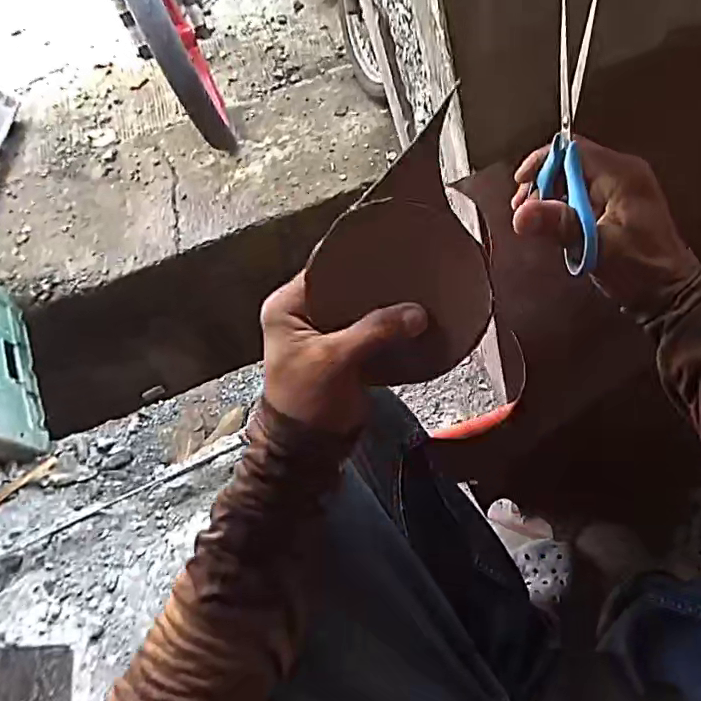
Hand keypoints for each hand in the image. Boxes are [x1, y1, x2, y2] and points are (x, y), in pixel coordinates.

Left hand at [259, 272, 427, 432]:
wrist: (311, 448)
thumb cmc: (305, 404)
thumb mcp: (335, 360)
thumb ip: (374, 332)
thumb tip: (415, 313)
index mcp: (285, 308)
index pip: (323, 270)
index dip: (352, 262)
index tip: (383, 252)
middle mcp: (303, 316)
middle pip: (345, 289)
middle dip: (373, 287)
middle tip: (404, 274)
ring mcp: (326, 334)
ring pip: (360, 310)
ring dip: (383, 309)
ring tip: (411, 294)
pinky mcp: (346, 352)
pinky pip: (370, 331)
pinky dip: (387, 329)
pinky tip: (407, 321)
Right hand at [512, 137, 700, 318]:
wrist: (669, 294)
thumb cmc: (641, 271)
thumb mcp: (597, 247)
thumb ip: (560, 226)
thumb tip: (522, 214)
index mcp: (621, 175)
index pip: (572, 149)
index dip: (541, 164)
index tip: (520, 187)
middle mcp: (623, 174)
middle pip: (571, 162)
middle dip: (543, 184)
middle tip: (525, 212)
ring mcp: (622, 189)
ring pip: (575, 180)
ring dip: (553, 198)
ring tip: (539, 223)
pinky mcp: (619, 206)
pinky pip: (584, 195)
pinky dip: (567, 208)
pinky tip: (559, 229)